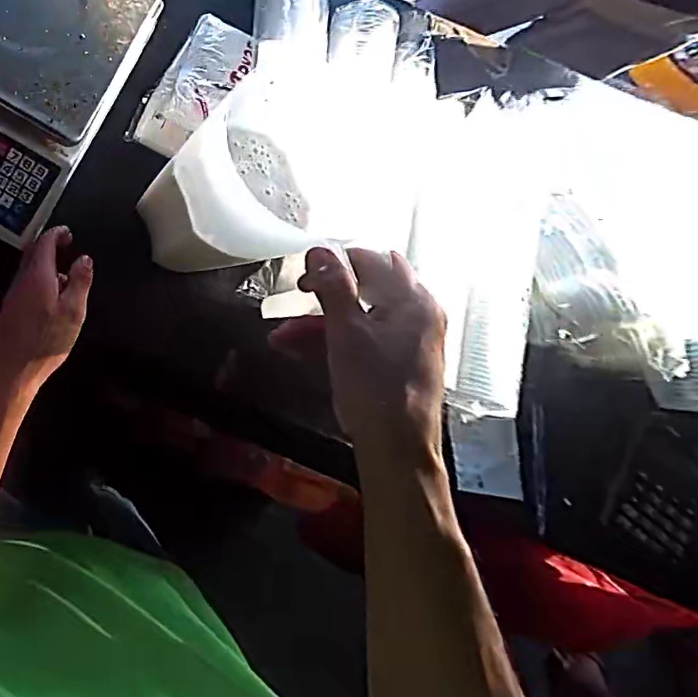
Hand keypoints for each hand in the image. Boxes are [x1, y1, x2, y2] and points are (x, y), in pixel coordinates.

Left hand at [0, 226, 92, 385]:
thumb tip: (84, 259)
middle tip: (65, 245)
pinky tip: (49, 294)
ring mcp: (13, 293)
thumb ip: (80, 282)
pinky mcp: (10, 306)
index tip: (67, 233)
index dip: (57, 234)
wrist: (17, 367)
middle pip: (32, 252)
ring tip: (63, 274)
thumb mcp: (74, 311)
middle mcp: (22, 280)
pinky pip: (24, 281)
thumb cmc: (48, 340)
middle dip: (48, 244)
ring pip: (27, 267)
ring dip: (43, 262)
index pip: (44, 243)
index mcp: (38, 276)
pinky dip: (37, 277)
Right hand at [268, 247, 446, 467]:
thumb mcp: (345, 331)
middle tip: (295, 296)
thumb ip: (332, 286)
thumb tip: (320, 250)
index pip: (371, 259)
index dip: (334, 262)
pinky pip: (361, 336)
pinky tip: (296, 350)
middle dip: (322, 293)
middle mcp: (416, 313)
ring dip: (317, 321)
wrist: (395, 446)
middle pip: (364, 287)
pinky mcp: (396, 358)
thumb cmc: (373, 385)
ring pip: (357, 314)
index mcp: (412, 301)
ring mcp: (408, 337)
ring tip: (281, 338)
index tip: (303, 274)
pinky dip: (331, 339)